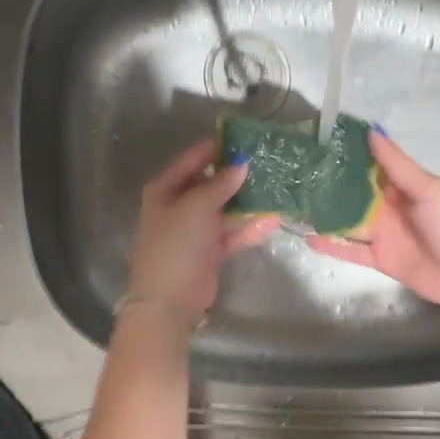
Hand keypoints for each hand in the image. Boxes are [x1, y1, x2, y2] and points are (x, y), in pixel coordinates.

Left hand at [129, 139, 279, 322]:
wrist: (169, 300)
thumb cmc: (176, 246)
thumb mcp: (196, 207)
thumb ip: (220, 184)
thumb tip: (241, 164)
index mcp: (165, 190)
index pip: (192, 160)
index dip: (215, 148)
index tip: (243, 139)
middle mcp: (179, 207)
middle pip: (210, 184)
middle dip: (236, 176)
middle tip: (266, 163)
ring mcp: (195, 231)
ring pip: (224, 210)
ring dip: (246, 202)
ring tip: (274, 188)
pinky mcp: (210, 252)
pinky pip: (231, 234)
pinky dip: (248, 228)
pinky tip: (271, 220)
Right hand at [307, 129, 439, 313]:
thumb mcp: (428, 189)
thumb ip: (398, 166)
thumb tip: (372, 132)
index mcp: (404, 186)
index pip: (372, 166)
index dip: (349, 155)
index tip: (321, 143)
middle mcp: (391, 208)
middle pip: (356, 194)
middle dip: (331, 185)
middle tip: (298, 173)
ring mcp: (384, 235)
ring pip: (349, 222)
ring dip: (326, 215)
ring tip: (295, 205)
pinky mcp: (380, 260)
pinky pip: (352, 251)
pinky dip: (332, 245)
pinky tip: (308, 238)